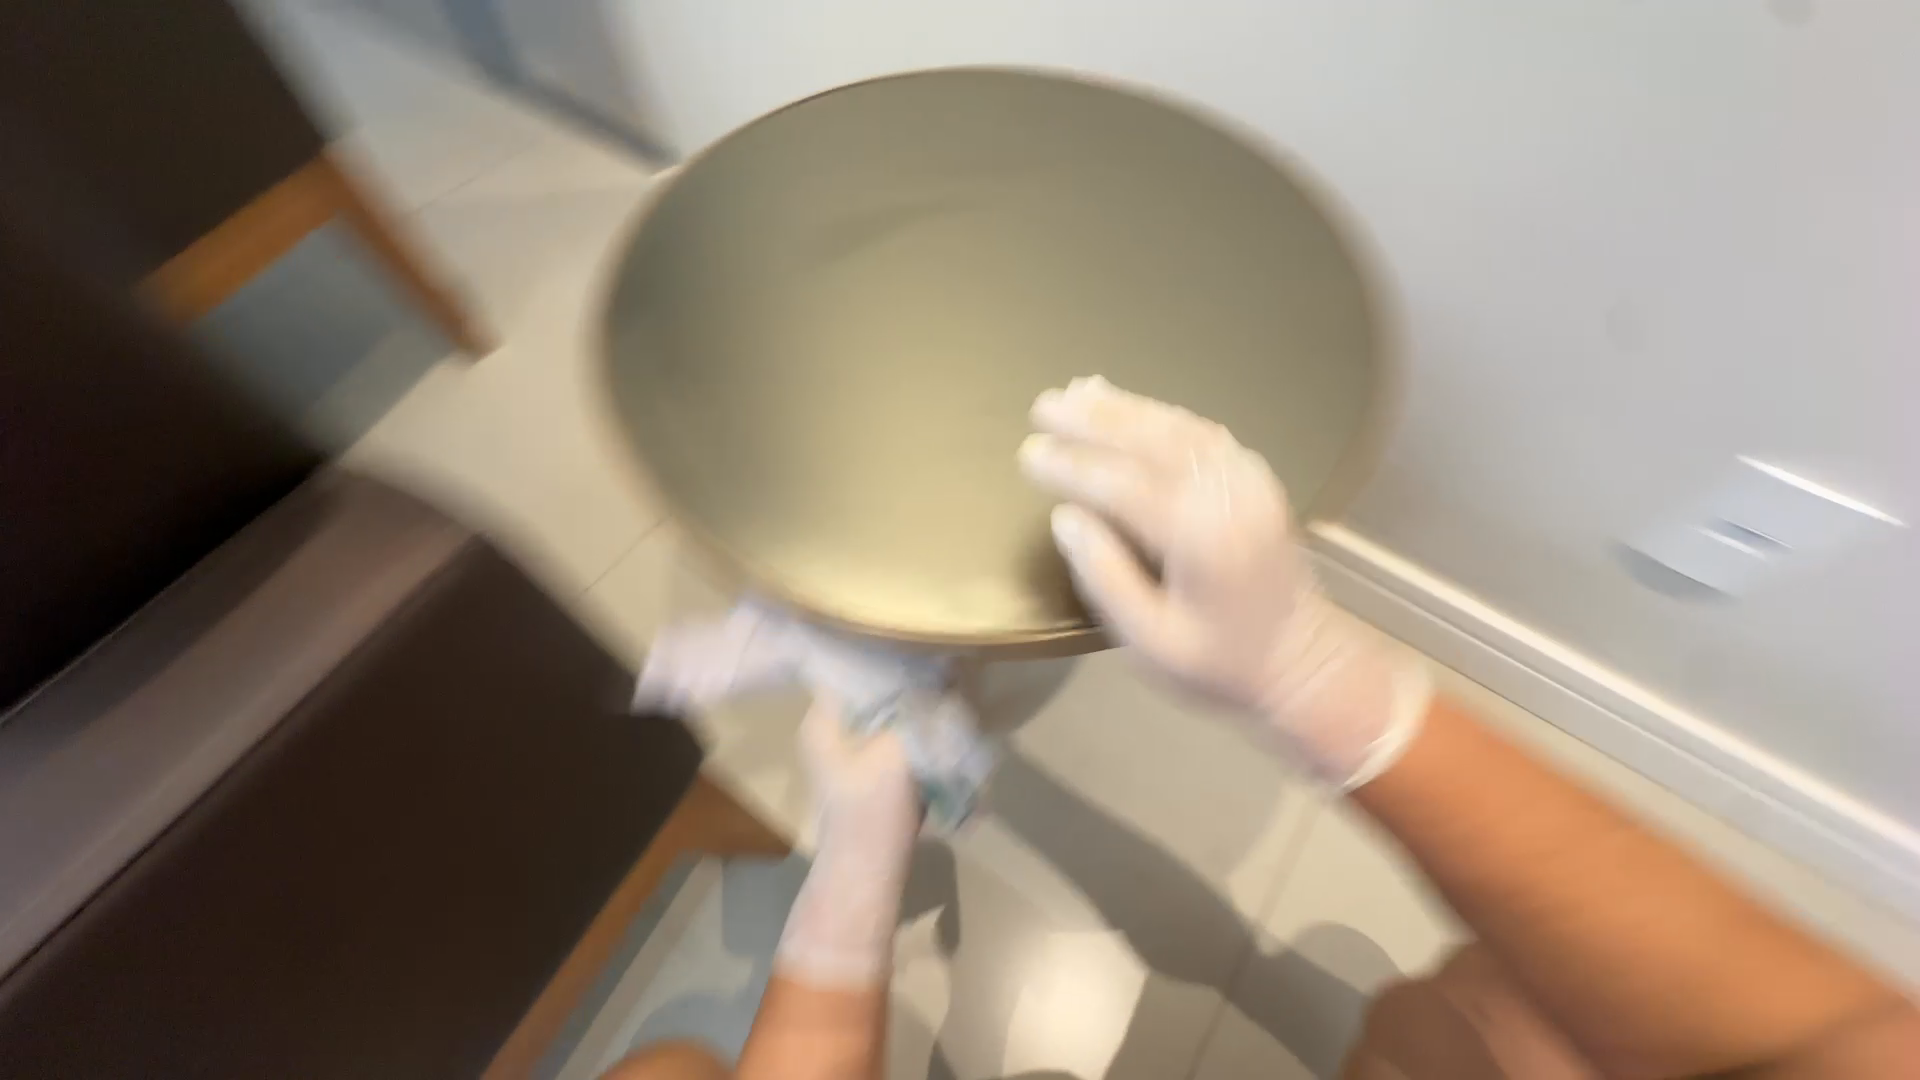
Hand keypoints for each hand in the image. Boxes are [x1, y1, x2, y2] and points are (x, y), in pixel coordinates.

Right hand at [1020, 376, 1428, 788]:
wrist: (1305, 663)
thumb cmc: (1219, 664)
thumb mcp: (1150, 641)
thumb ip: (1105, 577)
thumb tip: (1064, 519)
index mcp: (1199, 537)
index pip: (1122, 485)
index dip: (1071, 466)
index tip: (1028, 453)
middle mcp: (1226, 495)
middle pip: (1150, 440)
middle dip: (1092, 419)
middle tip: (1044, 405)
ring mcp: (1247, 481)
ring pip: (1177, 427)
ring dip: (1125, 407)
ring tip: (1079, 391)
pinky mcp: (1255, 480)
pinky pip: (1203, 432)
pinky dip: (1162, 413)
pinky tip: (1133, 406)